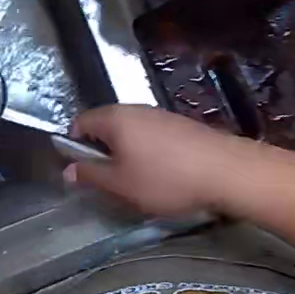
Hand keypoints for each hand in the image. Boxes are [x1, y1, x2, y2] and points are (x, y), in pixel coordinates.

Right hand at [68, 105, 287, 218]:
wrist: (226, 171)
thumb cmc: (165, 179)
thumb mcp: (121, 185)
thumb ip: (91, 175)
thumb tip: (68, 169)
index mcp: (115, 118)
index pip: (81, 122)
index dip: (74, 145)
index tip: (83, 171)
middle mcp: (137, 109)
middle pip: (107, 125)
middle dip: (103, 150)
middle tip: (110, 181)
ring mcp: (162, 114)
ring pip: (132, 131)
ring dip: (128, 152)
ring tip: (138, 181)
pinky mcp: (183, 125)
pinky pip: (154, 135)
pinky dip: (150, 152)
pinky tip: (164, 174)